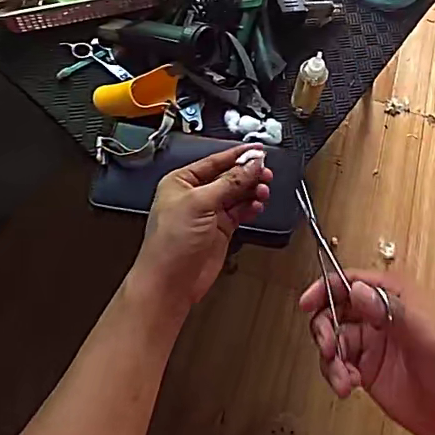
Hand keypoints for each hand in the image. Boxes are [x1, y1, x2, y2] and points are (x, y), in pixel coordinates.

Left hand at [129, 146, 272, 313]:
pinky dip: (250, 207)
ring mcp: (208, 213)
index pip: (215, 160)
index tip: (258, 150)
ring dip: (252, 191)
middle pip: (230, 176)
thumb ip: (230, 182)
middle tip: (265, 173)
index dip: (238, 155)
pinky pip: (240, 211)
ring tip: (263, 191)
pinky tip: (256, 206)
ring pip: (238, 193)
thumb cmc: (169, 244)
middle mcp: (195, 195)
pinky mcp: (220, 229)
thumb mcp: (200, 203)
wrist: (170, 283)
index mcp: (182, 181)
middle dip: (249, 174)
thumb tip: (251, 164)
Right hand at [299, 270, 434, 434]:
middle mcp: (382, 313)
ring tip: (342, 378)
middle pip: (337, 308)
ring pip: (335, 338)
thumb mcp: (425, 336)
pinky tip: (348, 387)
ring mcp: (374, 342)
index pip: (353, 281)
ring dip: (330, 357)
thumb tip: (358, 291)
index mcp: (396, 295)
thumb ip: (391, 312)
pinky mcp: (368, 369)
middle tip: (329, 348)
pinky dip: (336, 374)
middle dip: (325, 326)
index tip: (308, 302)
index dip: (327, 287)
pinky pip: (339, 364)